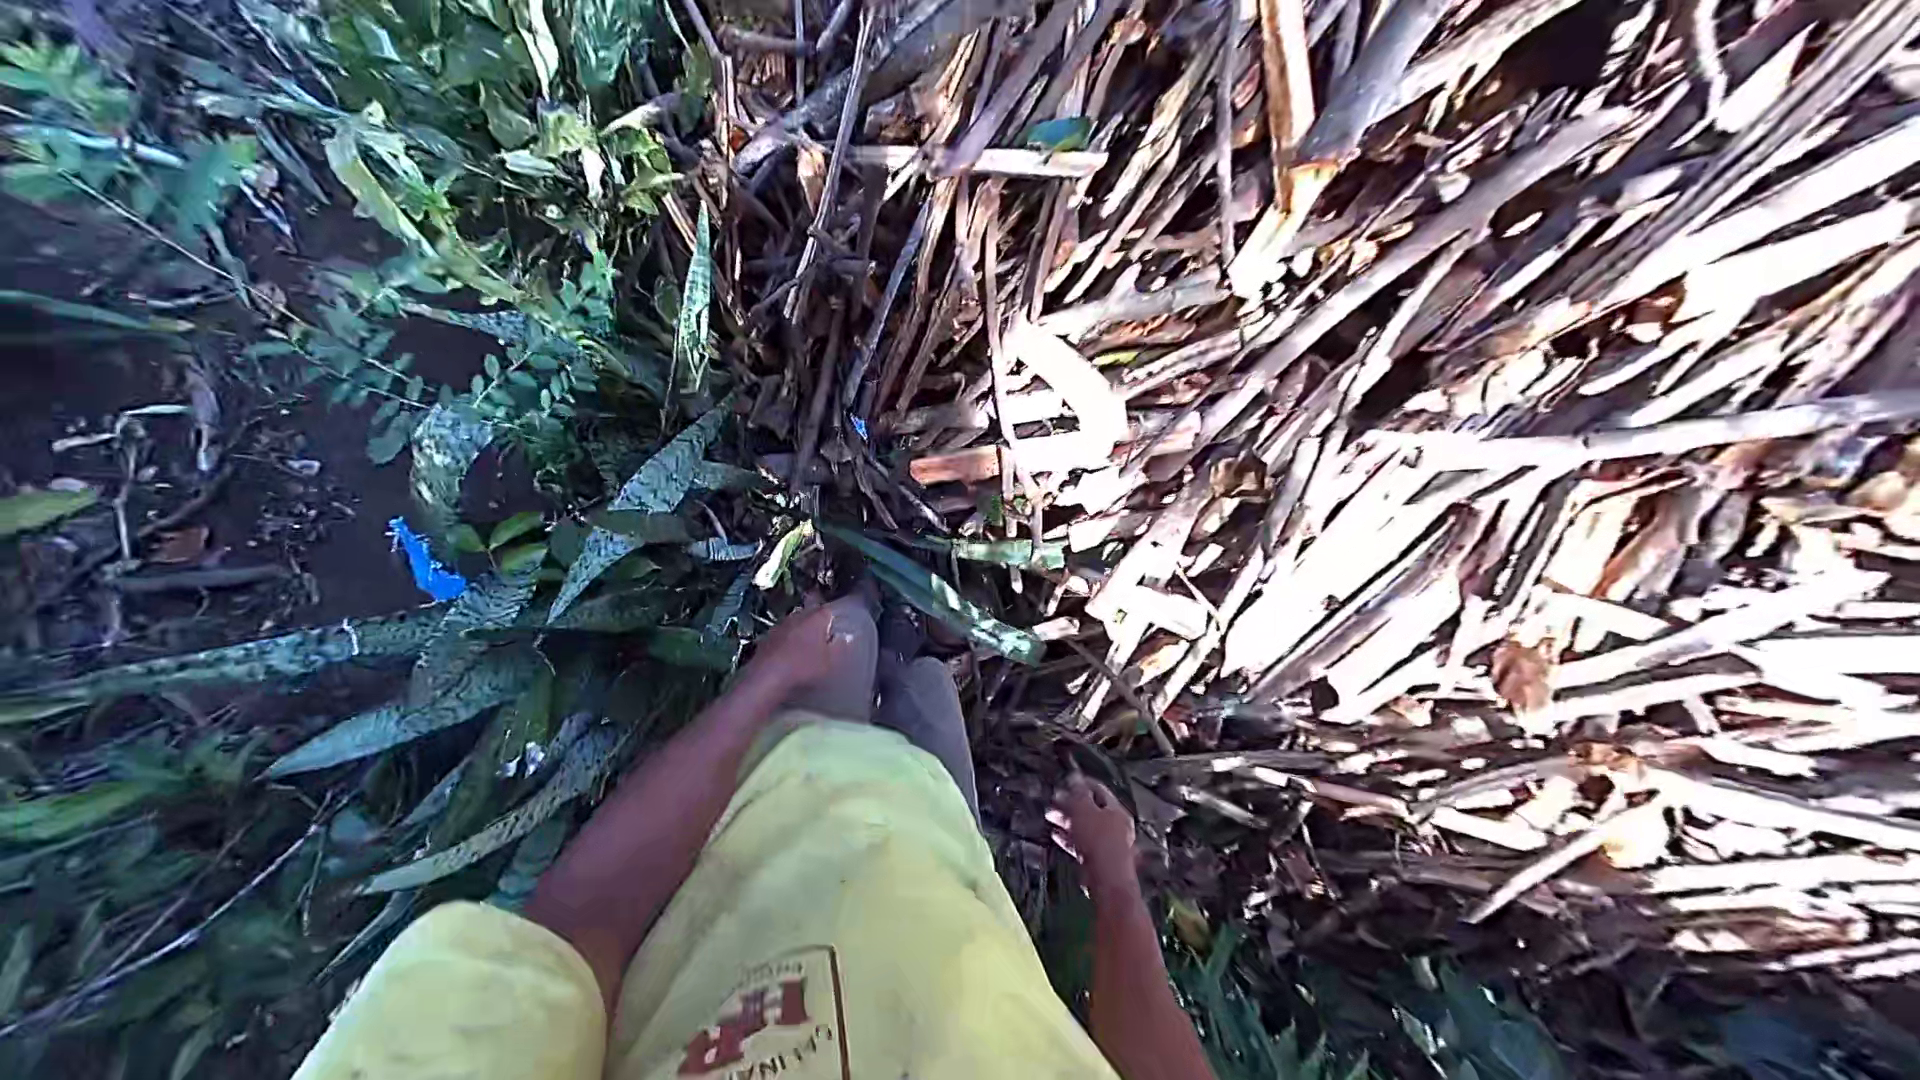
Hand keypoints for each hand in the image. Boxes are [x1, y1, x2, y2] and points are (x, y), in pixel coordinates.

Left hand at [738, 598, 860, 700]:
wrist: (766, 678)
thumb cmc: (804, 668)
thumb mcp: (829, 662)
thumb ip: (840, 647)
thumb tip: (847, 636)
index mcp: (815, 619)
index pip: (827, 610)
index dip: (833, 618)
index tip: (836, 627)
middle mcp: (796, 617)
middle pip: (809, 614)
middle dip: (816, 622)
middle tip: (822, 636)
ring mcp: (779, 627)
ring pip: (794, 624)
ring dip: (799, 631)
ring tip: (805, 646)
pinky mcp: (766, 638)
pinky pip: (781, 635)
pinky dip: (786, 641)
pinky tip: (788, 655)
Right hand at [1047, 774, 1139, 901]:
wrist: (1106, 880)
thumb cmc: (1098, 840)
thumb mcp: (1084, 810)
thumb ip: (1077, 794)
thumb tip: (1073, 777)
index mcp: (1116, 810)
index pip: (1098, 790)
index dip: (1081, 783)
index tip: (1064, 780)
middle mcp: (1114, 825)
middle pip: (1089, 809)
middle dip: (1069, 803)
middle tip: (1053, 799)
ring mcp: (1106, 843)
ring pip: (1083, 826)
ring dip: (1066, 821)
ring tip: (1049, 815)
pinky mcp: (1096, 859)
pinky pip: (1080, 843)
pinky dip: (1067, 838)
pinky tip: (1054, 835)